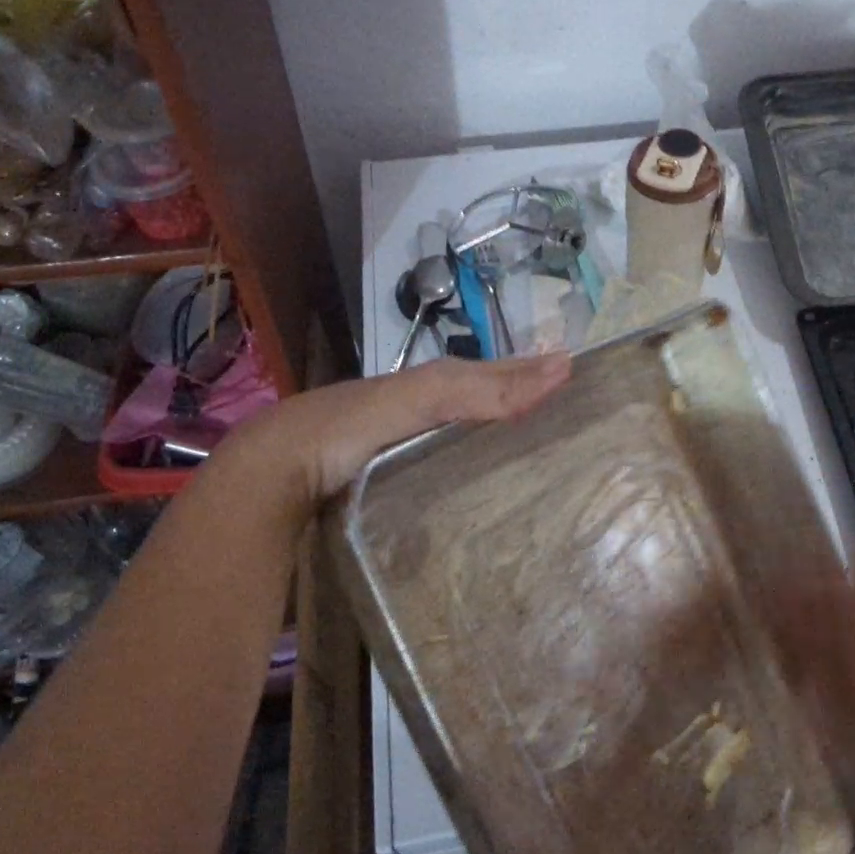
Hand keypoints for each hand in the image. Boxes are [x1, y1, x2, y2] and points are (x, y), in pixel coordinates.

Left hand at [219, 353, 572, 518]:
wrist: (275, 470)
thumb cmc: (349, 425)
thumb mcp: (418, 399)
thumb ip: (477, 392)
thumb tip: (559, 373)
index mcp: (431, 383)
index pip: (495, 372)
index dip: (533, 372)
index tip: (579, 377)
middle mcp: (424, 408)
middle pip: (483, 398)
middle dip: (525, 396)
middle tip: (573, 409)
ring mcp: (408, 443)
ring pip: (468, 432)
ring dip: (505, 433)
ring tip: (546, 445)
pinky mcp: (396, 478)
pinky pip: (450, 463)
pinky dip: (478, 463)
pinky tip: (492, 481)